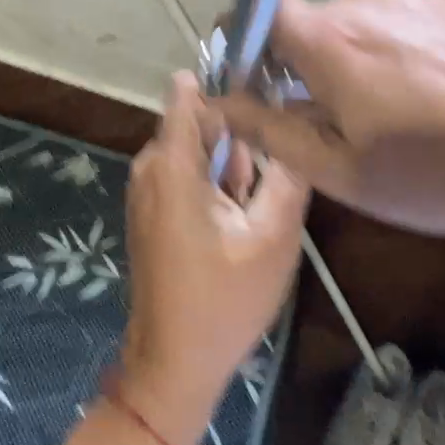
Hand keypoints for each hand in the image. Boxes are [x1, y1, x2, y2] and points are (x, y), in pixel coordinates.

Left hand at [119, 72, 309, 444]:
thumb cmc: (224, 300)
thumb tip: (297, 120)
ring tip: (253, 212)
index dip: (227, 81)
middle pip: (200, 122)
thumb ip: (286, 171)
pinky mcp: (150, 209)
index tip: (266, 87)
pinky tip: (235, 225)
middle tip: (267, 182)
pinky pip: (186, 174)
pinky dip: (213, 186)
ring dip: (228, 169)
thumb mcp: (274, 235)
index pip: (190, 91)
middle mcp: (150, 165)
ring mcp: (146, 188)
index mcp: (171, 164)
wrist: (174, 363)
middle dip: (238, 139)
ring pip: (197, 150)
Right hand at [211, 0, 444, 246]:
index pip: (262, 7)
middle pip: (308, 21)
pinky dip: (389, 46)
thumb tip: (219, 103)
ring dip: (350, 55)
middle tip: (328, 115)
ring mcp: (409, 0)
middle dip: (303, 60)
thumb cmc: (428, 178)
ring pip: (352, 21)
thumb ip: (270, 130)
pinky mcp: (444, 6)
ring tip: (385, 109)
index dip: (246, 35)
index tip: (252, 74)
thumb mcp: (338, 171)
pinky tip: (421, 90)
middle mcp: (363, 3)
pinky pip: (392, 18)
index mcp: (330, 41)